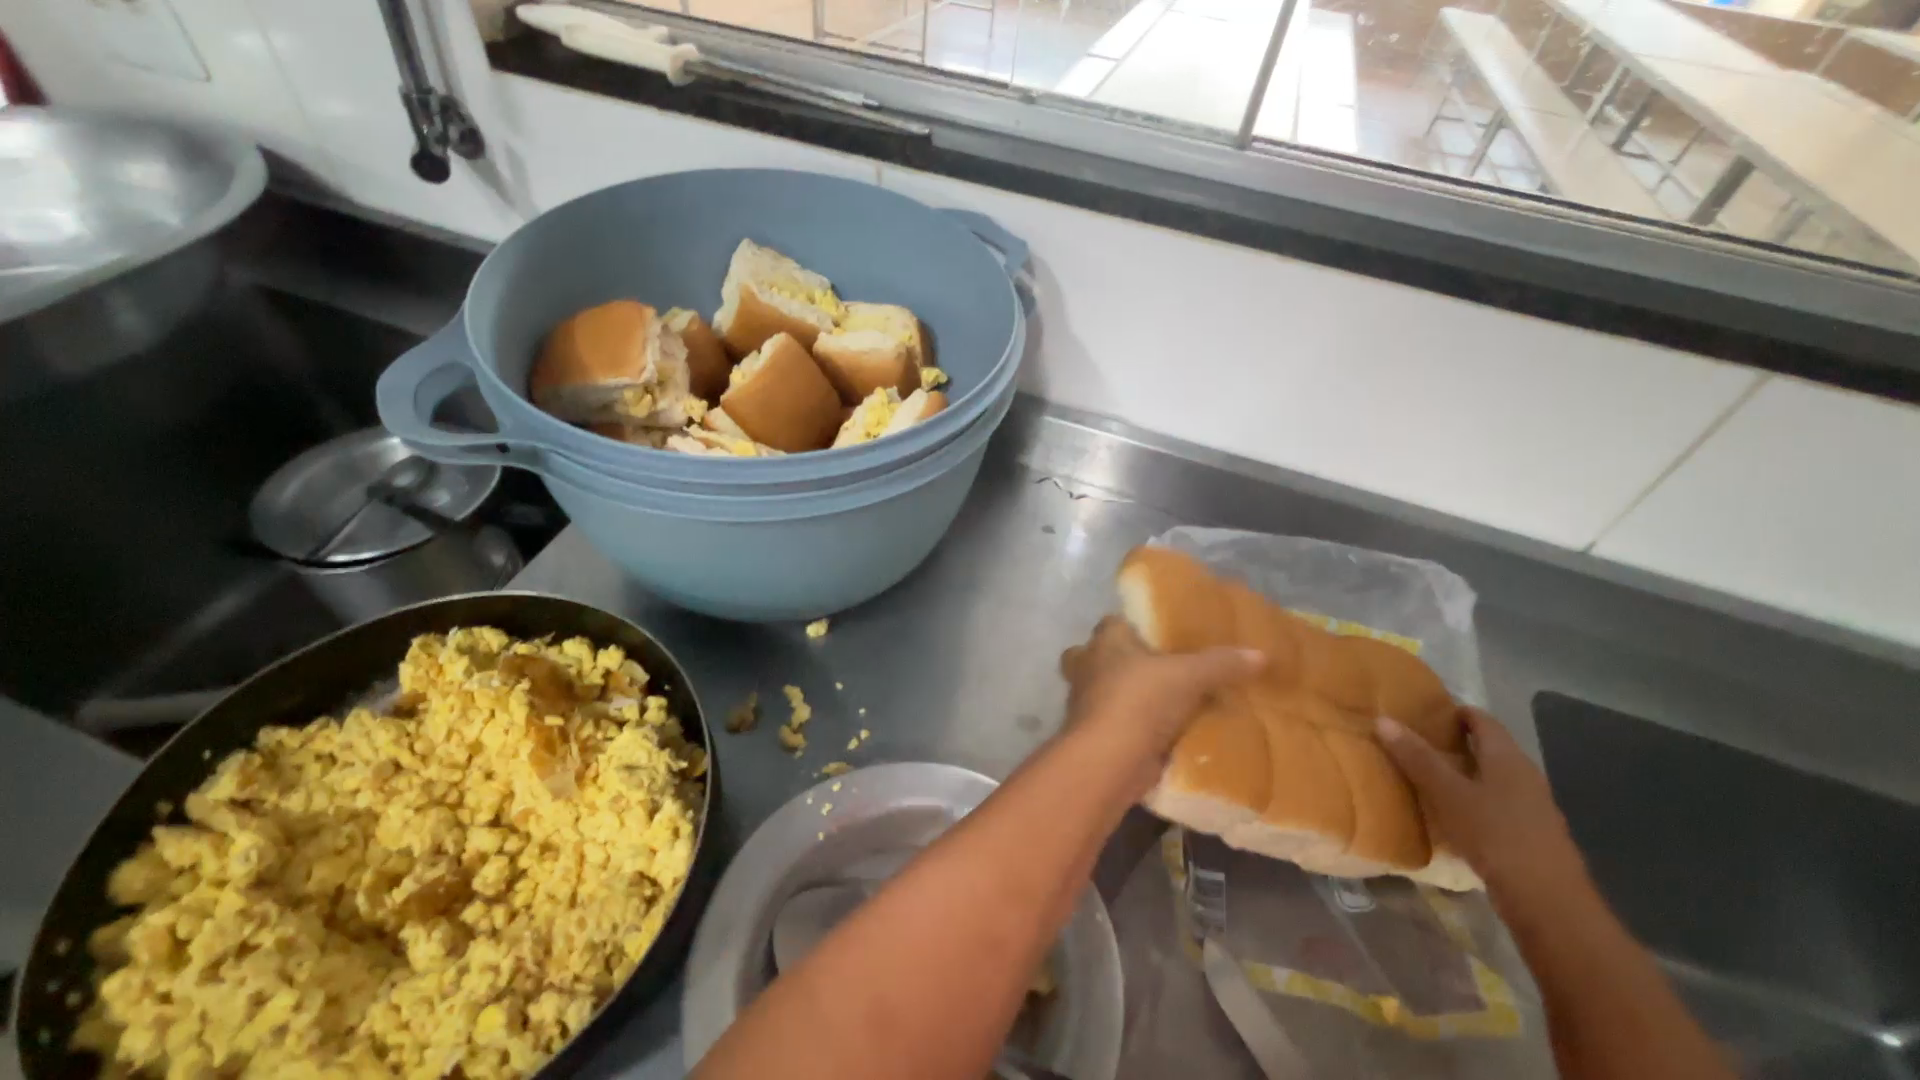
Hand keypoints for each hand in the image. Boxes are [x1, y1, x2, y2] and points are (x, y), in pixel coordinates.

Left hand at [1059, 616, 1262, 763]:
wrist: (1109, 760)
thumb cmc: (1141, 701)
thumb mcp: (1190, 676)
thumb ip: (1222, 664)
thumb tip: (1261, 655)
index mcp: (1104, 641)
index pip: (1114, 622)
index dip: (1135, 626)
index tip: (1161, 636)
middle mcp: (1087, 667)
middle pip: (1104, 657)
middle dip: (1126, 663)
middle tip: (1162, 670)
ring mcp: (1086, 703)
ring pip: (1107, 692)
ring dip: (1130, 697)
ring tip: (1168, 703)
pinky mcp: (1094, 735)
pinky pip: (1117, 723)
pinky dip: (1134, 727)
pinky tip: (1163, 734)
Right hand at [1376, 708, 1586, 904]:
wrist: (1546, 898)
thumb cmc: (1494, 834)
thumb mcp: (1447, 794)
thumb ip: (1417, 758)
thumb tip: (1383, 719)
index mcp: (1507, 757)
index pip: (1481, 719)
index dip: (1454, 712)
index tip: (1423, 714)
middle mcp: (1525, 774)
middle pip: (1490, 747)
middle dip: (1456, 743)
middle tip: (1417, 745)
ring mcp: (1533, 806)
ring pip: (1494, 777)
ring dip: (1466, 774)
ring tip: (1429, 780)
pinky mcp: (1531, 833)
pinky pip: (1499, 804)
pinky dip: (1476, 800)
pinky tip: (1455, 817)